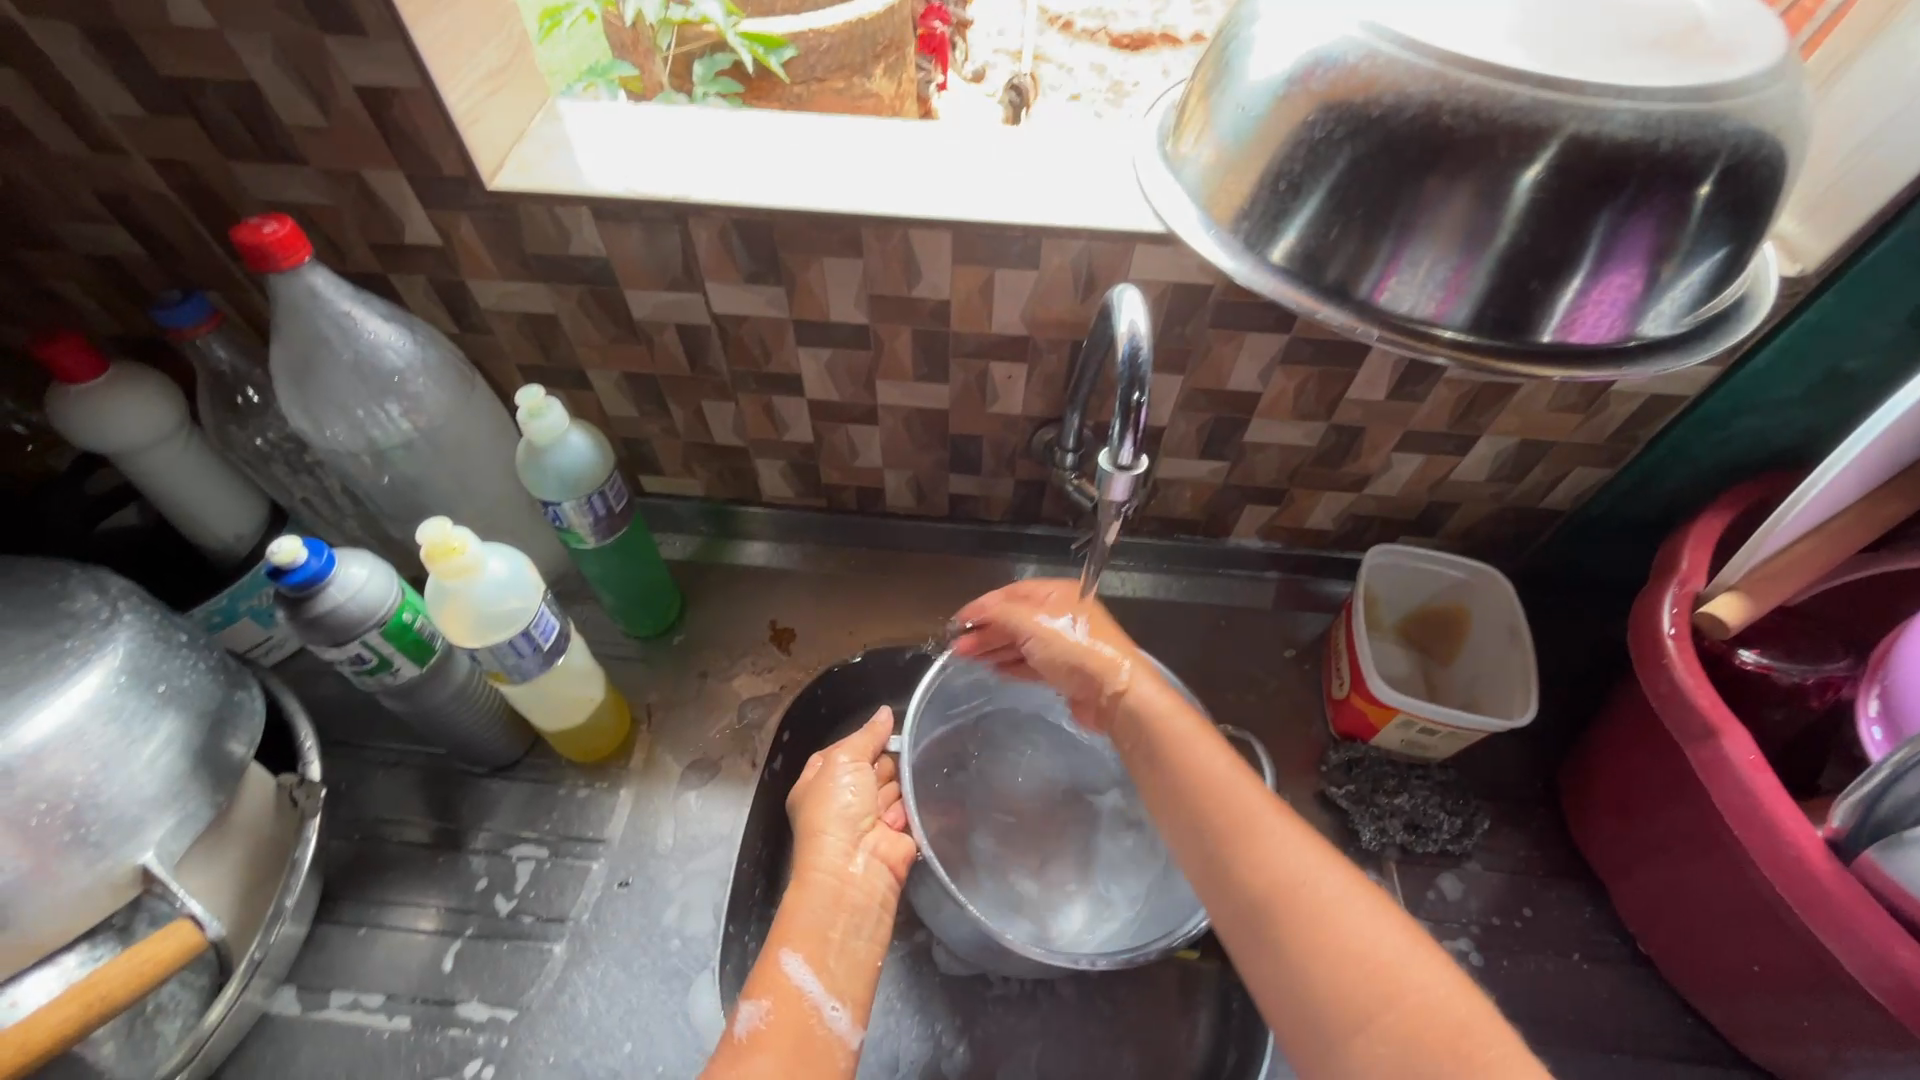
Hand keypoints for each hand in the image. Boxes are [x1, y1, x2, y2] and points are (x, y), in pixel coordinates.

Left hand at [786, 706, 917, 904]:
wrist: (855, 868)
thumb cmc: (837, 810)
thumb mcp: (844, 759)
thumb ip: (867, 734)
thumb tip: (886, 712)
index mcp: (821, 781)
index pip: (846, 749)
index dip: (863, 741)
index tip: (882, 733)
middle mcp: (844, 799)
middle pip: (874, 764)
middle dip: (884, 764)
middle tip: (886, 770)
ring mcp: (871, 817)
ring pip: (895, 783)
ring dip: (900, 784)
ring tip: (898, 792)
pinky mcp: (898, 832)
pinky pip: (910, 806)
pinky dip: (913, 804)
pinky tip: (912, 804)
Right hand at [949, 579, 1155, 733]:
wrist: (1115, 693)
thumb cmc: (1074, 648)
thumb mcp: (1031, 623)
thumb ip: (997, 614)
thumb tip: (970, 615)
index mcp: (1057, 594)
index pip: (1011, 594)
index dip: (982, 606)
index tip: (956, 623)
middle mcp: (1060, 615)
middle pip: (1014, 619)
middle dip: (985, 631)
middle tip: (957, 647)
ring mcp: (1064, 645)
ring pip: (1021, 643)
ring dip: (994, 649)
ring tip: (967, 659)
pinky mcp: (1065, 673)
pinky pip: (1031, 664)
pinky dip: (1011, 665)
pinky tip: (992, 670)